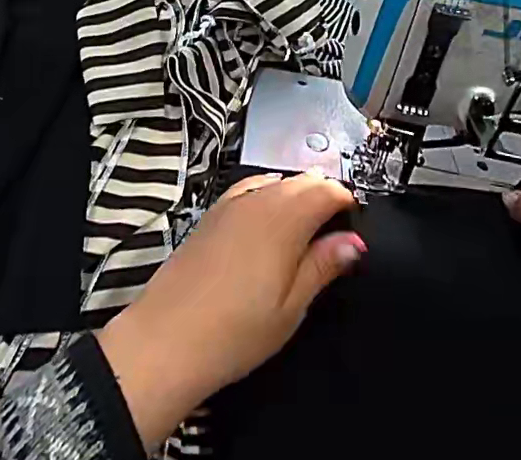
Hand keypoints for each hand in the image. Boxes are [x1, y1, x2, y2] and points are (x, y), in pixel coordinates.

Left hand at [97, 172, 363, 450]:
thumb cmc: (234, 331)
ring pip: (277, 181)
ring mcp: (232, 203)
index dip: (347, 201)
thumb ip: (324, 265)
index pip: (328, 190)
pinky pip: (250, 188)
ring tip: (306, 225)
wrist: (165, 340)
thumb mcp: (291, 306)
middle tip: (336, 226)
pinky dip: (268, 194)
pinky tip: (267, 216)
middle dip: (324, 194)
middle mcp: (259, 199)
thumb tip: (353, 242)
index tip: (355, 222)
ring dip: (297, 193)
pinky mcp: (212, 213)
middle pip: (303, 180)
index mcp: (285, 218)